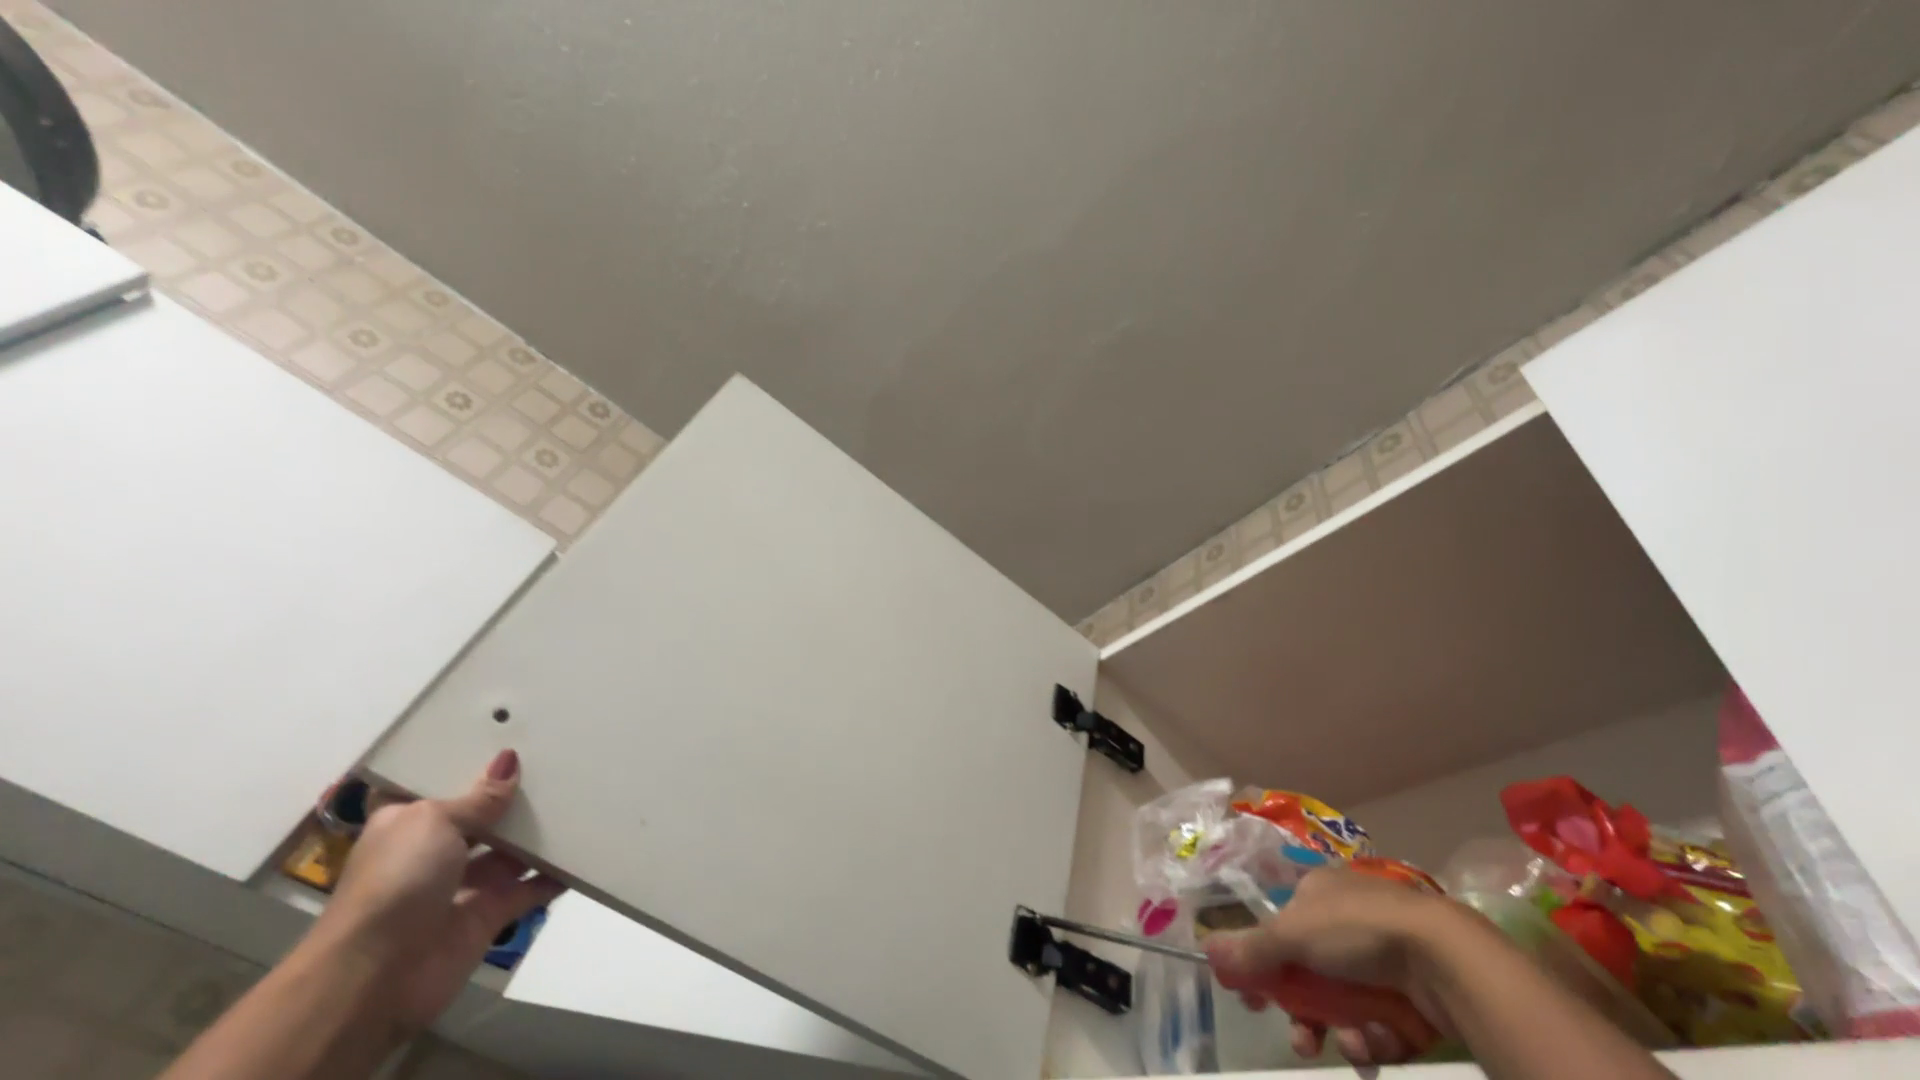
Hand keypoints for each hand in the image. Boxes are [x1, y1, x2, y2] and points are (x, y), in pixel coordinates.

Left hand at [310, 749, 564, 1032]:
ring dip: (540, 832)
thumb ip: (479, 798)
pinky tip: (587, 850)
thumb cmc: (396, 881)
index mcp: (408, 822)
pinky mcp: (490, 914)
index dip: (468, 763)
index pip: (438, 785)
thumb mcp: (434, 823)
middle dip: (513, 795)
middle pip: (482, 817)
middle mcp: (435, 850)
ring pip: (510, 851)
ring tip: (583, 797)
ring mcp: (464, 883)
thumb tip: (509, 760)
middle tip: (562, 759)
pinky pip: (530, 888)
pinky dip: (556, 875)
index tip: (507, 736)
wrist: (377, 975)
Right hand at [1203, 868, 1459, 1066]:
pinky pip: (1378, 1023)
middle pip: (1309, 975)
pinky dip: (1374, 1037)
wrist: (1446, 960)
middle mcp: (1349, 922)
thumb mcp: (1291, 934)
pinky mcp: (1413, 996)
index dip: (1263, 965)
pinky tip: (1378, 1038)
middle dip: (1303, 1013)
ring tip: (1350, 1044)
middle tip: (1301, 1039)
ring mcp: (1383, 960)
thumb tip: (1206, 951)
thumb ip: (1249, 948)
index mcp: (1319, 894)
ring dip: (1340, 1031)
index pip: (1279, 929)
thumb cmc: (1359, 931)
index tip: (1253, 998)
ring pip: (1344, 1006)